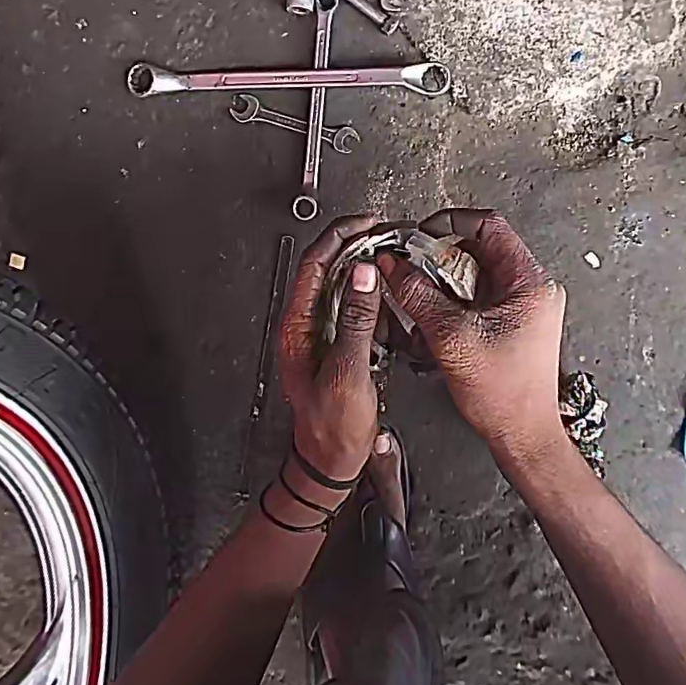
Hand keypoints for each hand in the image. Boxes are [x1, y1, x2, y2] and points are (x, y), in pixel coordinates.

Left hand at [276, 215, 385, 483]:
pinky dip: (368, 290)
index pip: (315, 264)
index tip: (366, 224)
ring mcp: (321, 332)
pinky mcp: (337, 342)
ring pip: (339, 284)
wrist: (330, 460)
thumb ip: (355, 320)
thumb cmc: (331, 425)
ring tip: (387, 251)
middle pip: (326, 268)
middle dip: (354, 244)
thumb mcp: (347, 371)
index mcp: (298, 326)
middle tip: (383, 232)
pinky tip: (384, 288)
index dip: (340, 237)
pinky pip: (351, 305)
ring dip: (362, 264)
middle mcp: (306, 323)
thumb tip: (363, 274)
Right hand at [378, 210, 566, 461]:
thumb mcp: (451, 337)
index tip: (422, 234)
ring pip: (475, 272)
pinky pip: (476, 294)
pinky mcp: (511, 321)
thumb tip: (392, 265)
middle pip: (480, 248)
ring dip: (443, 277)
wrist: (523, 436)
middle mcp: (530, 288)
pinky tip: (432, 312)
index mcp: (529, 282)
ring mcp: (522, 305)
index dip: (451, 223)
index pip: (490, 226)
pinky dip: (451, 296)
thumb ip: (418, 295)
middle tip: (412, 263)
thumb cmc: (505, 395)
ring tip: (418, 289)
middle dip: (440, 254)